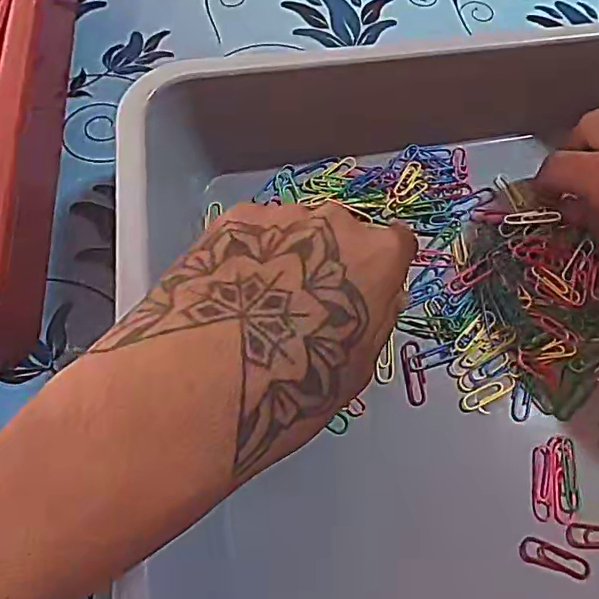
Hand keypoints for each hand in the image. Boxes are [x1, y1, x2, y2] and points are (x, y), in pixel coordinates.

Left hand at [88, 201, 414, 480]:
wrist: (202, 376)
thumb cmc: (291, 383)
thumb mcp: (357, 365)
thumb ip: (377, 315)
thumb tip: (382, 294)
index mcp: (377, 255)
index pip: (396, 242)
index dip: (379, 268)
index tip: (364, 290)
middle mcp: (335, 221)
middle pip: (343, 231)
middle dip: (332, 258)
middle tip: (304, 304)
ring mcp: (282, 214)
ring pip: (296, 228)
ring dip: (288, 253)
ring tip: (258, 302)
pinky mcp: (233, 217)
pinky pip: (255, 229)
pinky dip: (250, 251)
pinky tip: (230, 291)